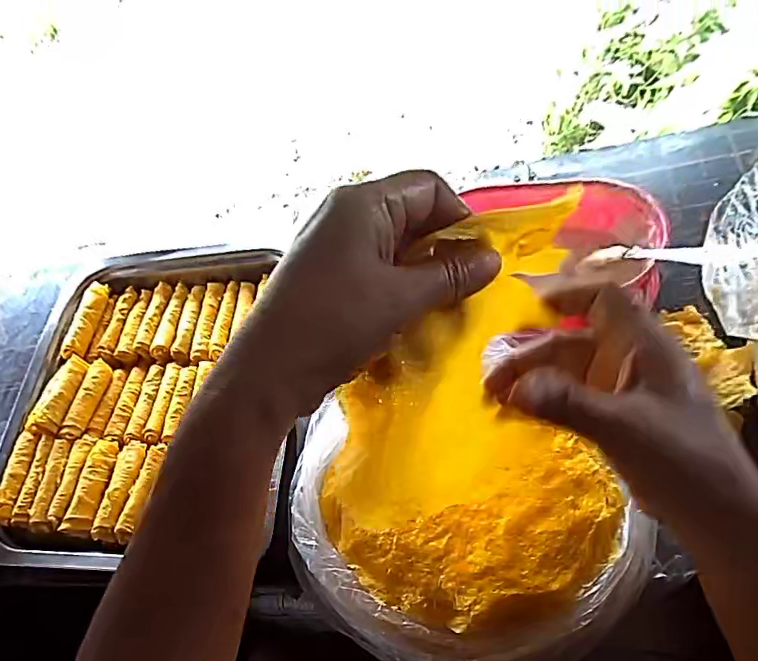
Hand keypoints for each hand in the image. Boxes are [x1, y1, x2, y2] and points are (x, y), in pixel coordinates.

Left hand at [227, 170, 500, 422]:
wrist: (266, 374)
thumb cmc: (331, 326)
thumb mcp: (399, 299)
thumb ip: (448, 275)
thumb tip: (491, 260)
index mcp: (360, 204)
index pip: (429, 188)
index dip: (461, 219)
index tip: (481, 260)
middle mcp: (341, 218)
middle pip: (409, 219)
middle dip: (440, 252)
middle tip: (463, 290)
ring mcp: (327, 251)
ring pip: (390, 253)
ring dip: (416, 279)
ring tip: (436, 310)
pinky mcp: (320, 283)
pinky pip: (368, 277)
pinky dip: (390, 294)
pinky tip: (402, 322)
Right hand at [481, 276, 757, 543]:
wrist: (715, 507)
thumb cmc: (680, 459)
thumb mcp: (622, 428)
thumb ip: (568, 404)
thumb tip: (514, 388)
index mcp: (646, 348)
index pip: (604, 300)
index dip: (565, 294)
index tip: (521, 305)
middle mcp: (633, 362)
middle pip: (573, 340)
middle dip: (530, 352)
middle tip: (490, 378)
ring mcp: (624, 391)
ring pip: (570, 371)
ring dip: (533, 378)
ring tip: (496, 396)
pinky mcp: (616, 418)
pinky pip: (572, 397)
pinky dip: (544, 399)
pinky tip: (520, 412)